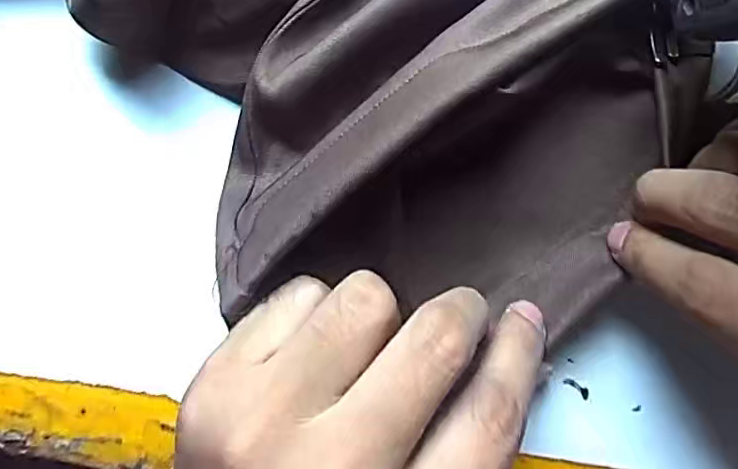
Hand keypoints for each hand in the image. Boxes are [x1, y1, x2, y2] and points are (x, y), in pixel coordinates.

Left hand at [178, 271, 545, 468]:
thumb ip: (463, 444)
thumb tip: (510, 347)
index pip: (488, 415)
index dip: (517, 354)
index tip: (524, 320)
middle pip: (436, 337)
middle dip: (460, 315)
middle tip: (457, 320)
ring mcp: (259, 428)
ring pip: (367, 295)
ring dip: (374, 319)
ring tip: (355, 362)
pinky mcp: (213, 390)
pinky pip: (303, 293)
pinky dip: (312, 316)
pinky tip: (302, 364)